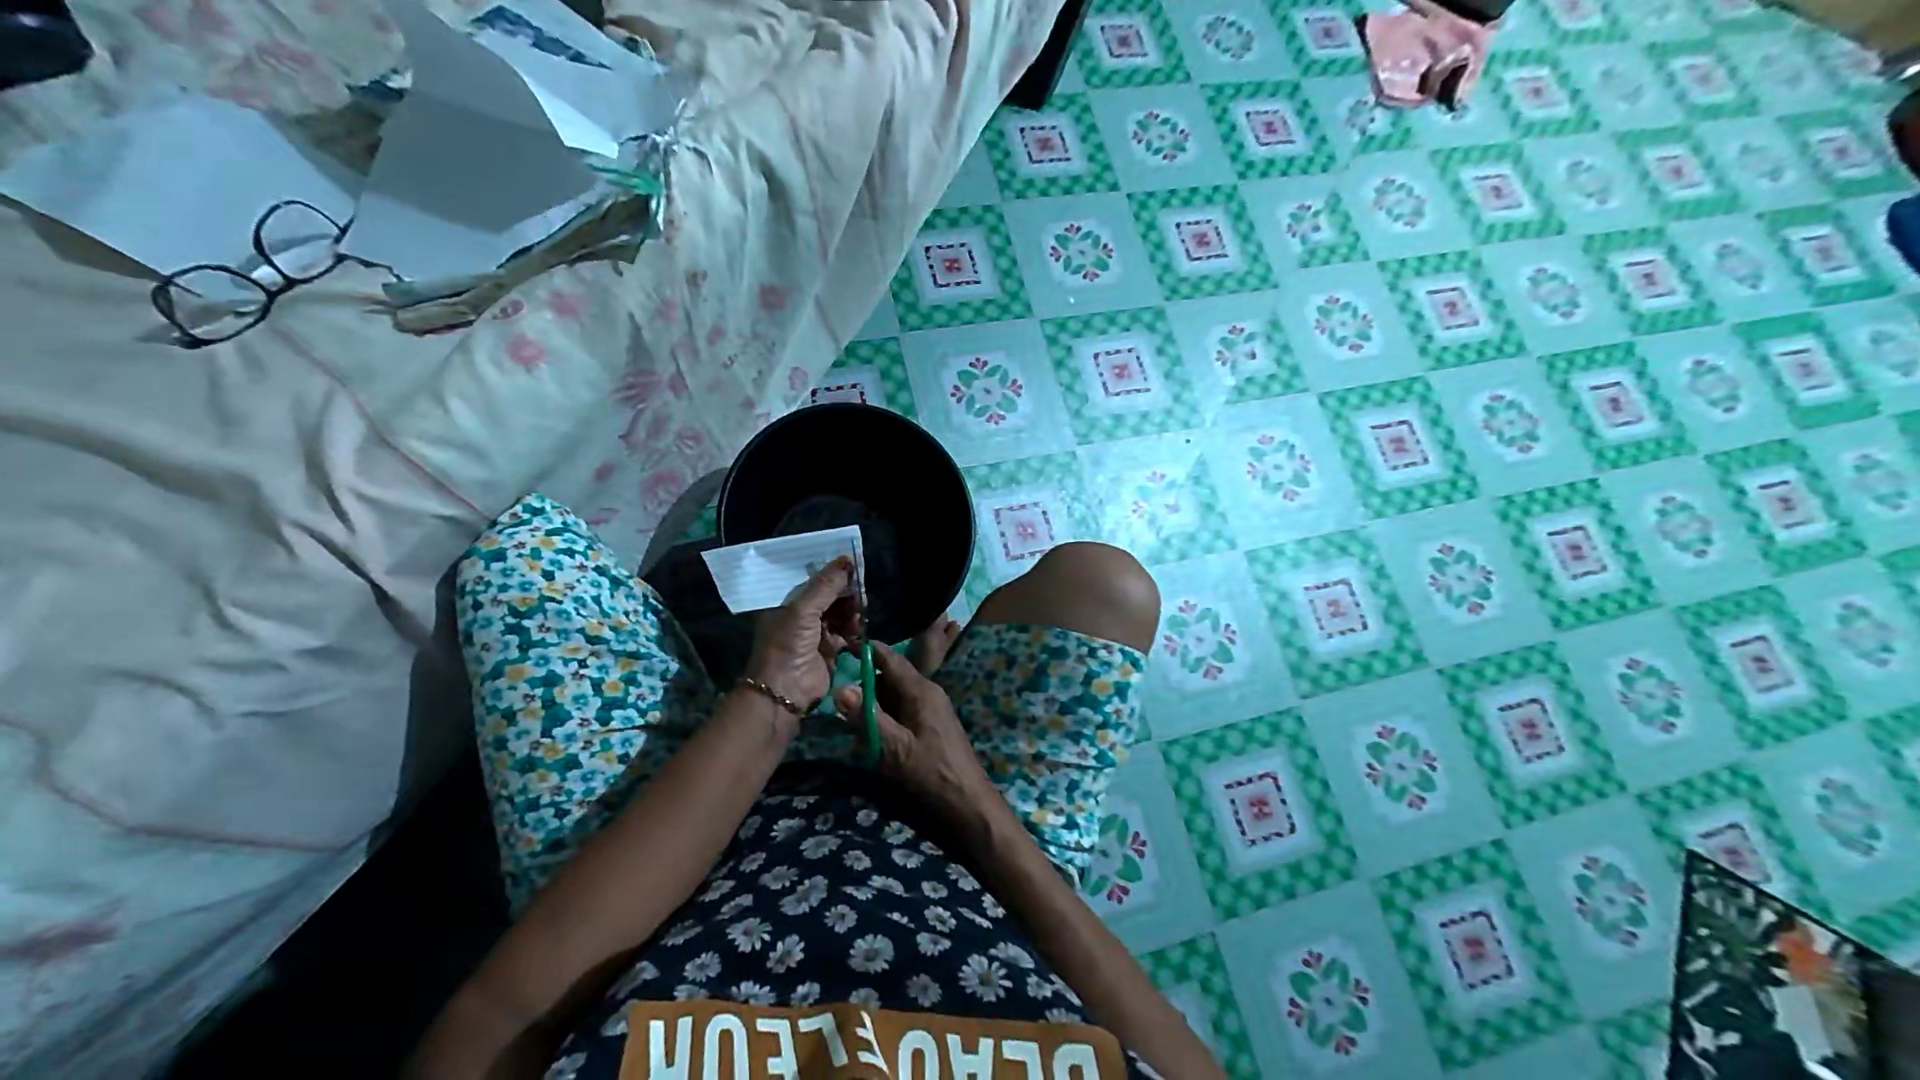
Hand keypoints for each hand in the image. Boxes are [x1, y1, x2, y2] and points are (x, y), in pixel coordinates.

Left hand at [743, 556, 855, 714]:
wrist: (785, 691)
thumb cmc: (788, 644)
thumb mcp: (803, 609)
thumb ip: (826, 585)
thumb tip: (847, 559)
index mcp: (786, 601)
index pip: (812, 579)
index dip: (832, 572)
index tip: (853, 565)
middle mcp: (800, 614)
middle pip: (829, 595)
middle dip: (846, 592)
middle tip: (860, 592)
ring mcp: (814, 632)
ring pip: (840, 612)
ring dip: (852, 610)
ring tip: (860, 612)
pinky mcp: (829, 649)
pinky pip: (846, 631)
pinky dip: (853, 628)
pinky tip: (858, 628)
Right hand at [834, 641, 996, 820]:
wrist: (967, 798)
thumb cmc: (931, 771)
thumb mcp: (894, 747)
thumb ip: (868, 718)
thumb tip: (841, 689)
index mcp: (921, 690)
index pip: (891, 659)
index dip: (868, 650)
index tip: (845, 646)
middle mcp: (928, 692)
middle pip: (891, 678)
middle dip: (867, 686)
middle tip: (843, 701)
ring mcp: (932, 707)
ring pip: (896, 695)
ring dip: (876, 705)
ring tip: (856, 723)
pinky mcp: (932, 723)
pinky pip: (904, 709)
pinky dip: (888, 717)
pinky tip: (877, 736)